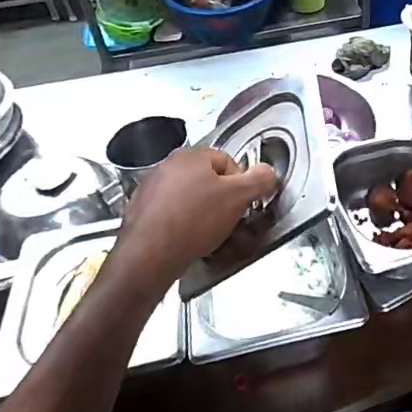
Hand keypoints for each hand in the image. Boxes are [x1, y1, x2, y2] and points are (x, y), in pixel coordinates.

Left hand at [113, 147, 278, 289]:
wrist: (150, 255)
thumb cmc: (191, 223)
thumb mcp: (239, 198)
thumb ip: (260, 180)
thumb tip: (269, 173)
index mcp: (191, 156)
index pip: (228, 161)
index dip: (240, 183)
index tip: (241, 202)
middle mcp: (167, 167)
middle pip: (207, 178)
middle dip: (220, 198)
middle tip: (226, 218)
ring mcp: (151, 189)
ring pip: (188, 196)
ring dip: (200, 212)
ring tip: (205, 232)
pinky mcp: (142, 211)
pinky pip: (171, 213)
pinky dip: (181, 224)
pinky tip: (185, 238)